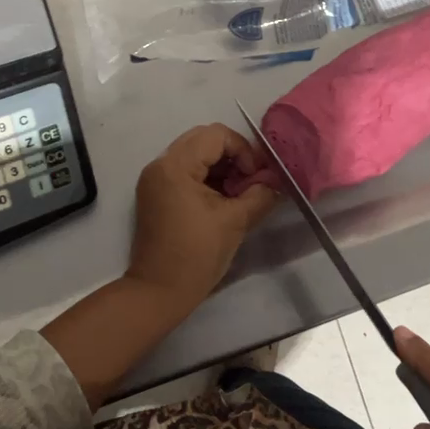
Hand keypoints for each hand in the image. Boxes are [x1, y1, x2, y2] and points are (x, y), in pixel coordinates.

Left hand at [126, 124, 278, 309]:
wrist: (157, 293)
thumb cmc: (196, 256)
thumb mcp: (235, 222)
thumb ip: (259, 195)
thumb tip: (275, 182)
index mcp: (176, 166)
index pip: (216, 135)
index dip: (243, 150)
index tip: (257, 177)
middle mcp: (160, 164)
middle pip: (203, 139)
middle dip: (232, 155)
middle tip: (250, 180)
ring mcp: (154, 178)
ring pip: (194, 153)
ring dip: (220, 166)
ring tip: (238, 192)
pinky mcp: (154, 193)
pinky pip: (184, 170)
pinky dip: (206, 176)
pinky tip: (221, 199)